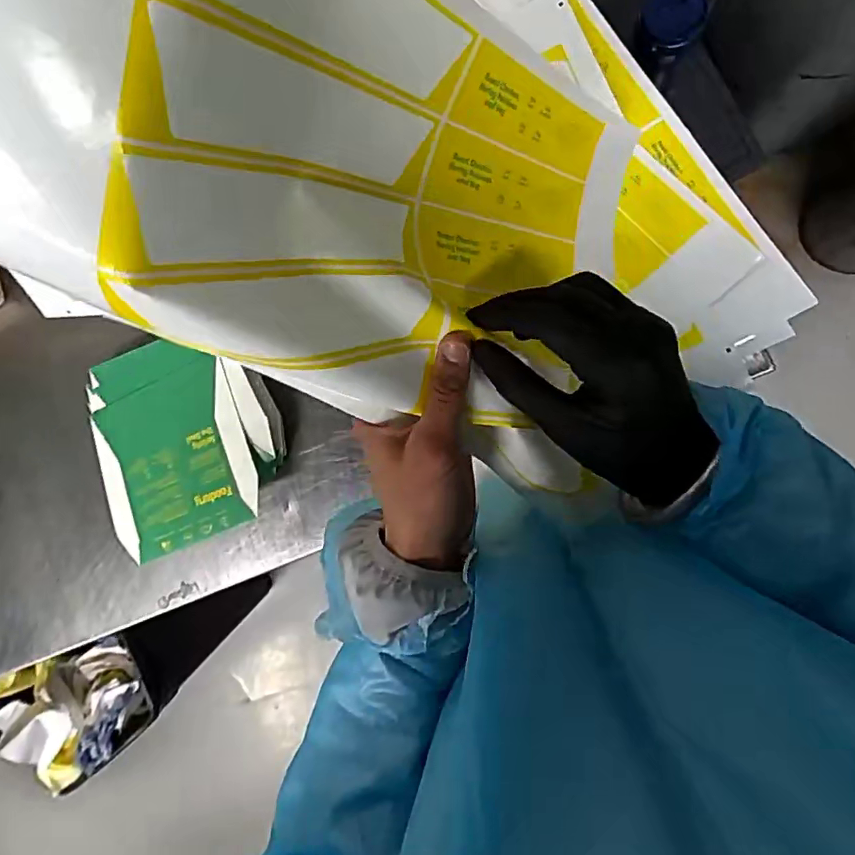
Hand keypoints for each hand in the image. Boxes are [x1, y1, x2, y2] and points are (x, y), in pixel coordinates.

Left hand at [351, 331, 476, 570]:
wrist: (436, 549)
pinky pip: (449, 405)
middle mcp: (387, 415)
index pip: (384, 364)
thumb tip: (457, 337)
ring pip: (433, 388)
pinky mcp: (437, 436)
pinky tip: (484, 368)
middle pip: (412, 374)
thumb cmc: (423, 497)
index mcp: (371, 414)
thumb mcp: (433, 443)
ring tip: (479, 331)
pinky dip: (463, 391)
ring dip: (453, 370)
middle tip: (466, 312)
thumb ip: (443, 393)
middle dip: (436, 351)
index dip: (409, 338)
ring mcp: (414, 426)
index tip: (433, 306)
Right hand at [467, 273, 716, 506]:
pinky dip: (567, 300)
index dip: (506, 313)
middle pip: (563, 296)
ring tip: (515, 317)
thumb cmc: (616, 451)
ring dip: (542, 296)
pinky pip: (601, 296)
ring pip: (583, 288)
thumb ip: (517, 384)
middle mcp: (633, 331)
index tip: (474, 318)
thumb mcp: (560, 427)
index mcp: (612, 361)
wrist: (682, 460)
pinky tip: (551, 320)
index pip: (548, 317)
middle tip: (486, 316)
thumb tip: (479, 348)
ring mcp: (646, 323)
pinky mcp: (650, 323)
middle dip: (518, 302)